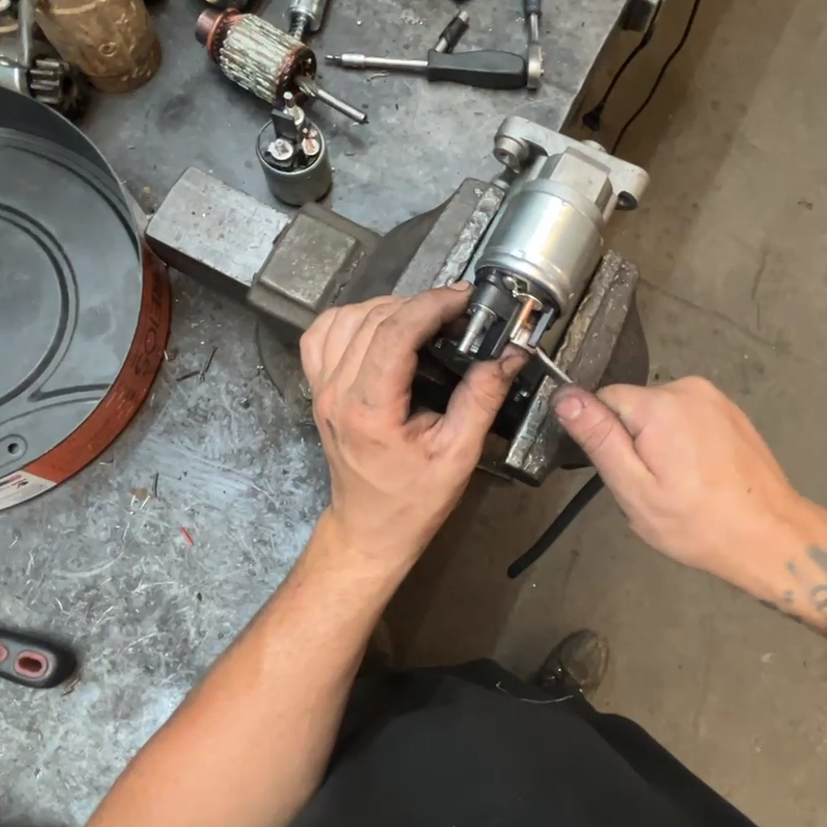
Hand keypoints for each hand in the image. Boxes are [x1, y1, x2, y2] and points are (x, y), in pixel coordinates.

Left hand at [301, 287, 523, 573]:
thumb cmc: (414, 499)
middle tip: (455, 314)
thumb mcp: (458, 455)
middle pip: (371, 319)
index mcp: (369, 409)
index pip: (393, 334)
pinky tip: (379, 327)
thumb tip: (509, 354)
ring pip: (344, 319)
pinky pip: (323, 334)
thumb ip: (482, 399)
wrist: (370, 528)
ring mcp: (319, 388)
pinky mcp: (316, 388)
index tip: (464, 298)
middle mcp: (335, 392)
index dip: (431, 305)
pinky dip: (351, 319)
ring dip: (386, 308)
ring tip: (423, 320)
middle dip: (417, 304)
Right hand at [553, 378, 823, 596]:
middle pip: (634, 406)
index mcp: (659, 404)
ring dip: (660, 442)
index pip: (603, 400)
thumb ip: (599, 437)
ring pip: (661, 413)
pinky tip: (699, 475)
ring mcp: (715, 398)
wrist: (769, 535)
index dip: (604, 437)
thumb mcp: (634, 488)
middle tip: (652, 486)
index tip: (624, 472)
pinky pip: (688, 418)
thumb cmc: (695, 522)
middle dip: (634, 441)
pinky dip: (685, 442)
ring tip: (678, 484)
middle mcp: (688, 387)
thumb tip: (564, 395)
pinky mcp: (732, 411)